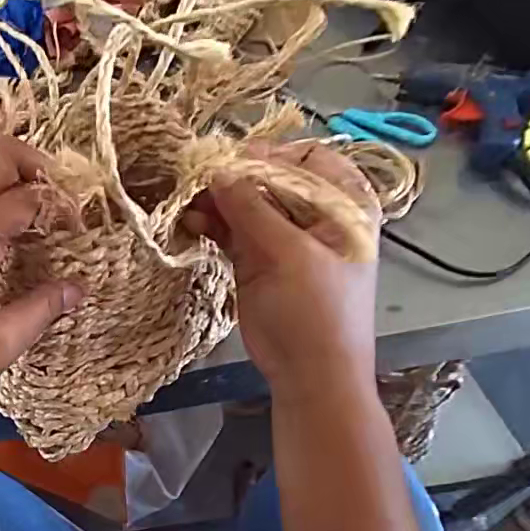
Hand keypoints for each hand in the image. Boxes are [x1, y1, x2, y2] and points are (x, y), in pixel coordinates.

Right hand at [193, 143, 378, 400]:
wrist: (309, 375)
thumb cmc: (316, 313)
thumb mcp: (291, 255)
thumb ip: (254, 211)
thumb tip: (218, 173)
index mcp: (343, 206)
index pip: (308, 159)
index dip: (270, 156)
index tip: (232, 162)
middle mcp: (313, 216)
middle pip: (270, 180)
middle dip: (234, 178)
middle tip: (196, 179)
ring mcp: (281, 239)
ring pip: (245, 205)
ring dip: (216, 201)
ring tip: (186, 201)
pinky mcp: (255, 260)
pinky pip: (231, 232)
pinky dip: (211, 225)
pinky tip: (190, 222)